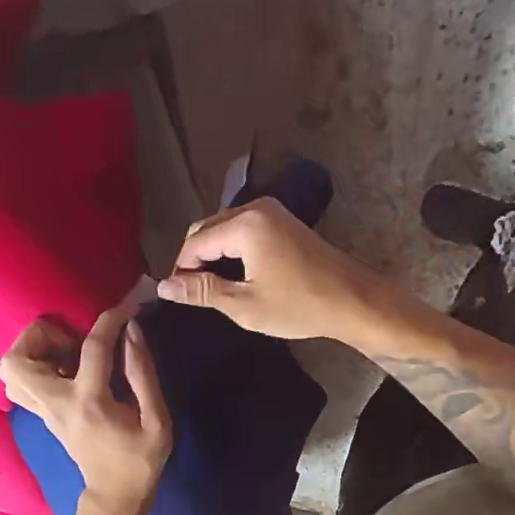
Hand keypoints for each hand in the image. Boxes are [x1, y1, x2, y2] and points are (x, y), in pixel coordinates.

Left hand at [0, 305, 171, 514]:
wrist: (115, 494)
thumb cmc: (140, 459)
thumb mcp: (156, 419)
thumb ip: (143, 372)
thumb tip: (131, 330)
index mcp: (89, 402)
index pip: (92, 347)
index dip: (110, 320)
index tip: (125, 308)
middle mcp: (56, 403)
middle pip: (17, 359)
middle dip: (41, 336)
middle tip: (72, 339)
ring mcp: (43, 412)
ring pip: (10, 371)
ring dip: (33, 351)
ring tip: (64, 353)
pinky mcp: (41, 416)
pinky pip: (19, 384)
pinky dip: (33, 367)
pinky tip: (62, 369)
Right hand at [156, 197, 407, 343]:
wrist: (352, 300)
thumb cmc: (298, 306)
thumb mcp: (244, 305)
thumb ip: (201, 291)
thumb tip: (163, 287)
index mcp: (244, 226)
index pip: (193, 243)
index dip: (180, 271)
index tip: (177, 298)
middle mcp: (255, 208)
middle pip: (205, 229)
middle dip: (193, 260)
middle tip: (192, 294)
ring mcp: (271, 211)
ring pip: (221, 228)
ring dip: (210, 254)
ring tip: (210, 288)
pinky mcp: (281, 220)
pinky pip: (240, 229)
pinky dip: (228, 249)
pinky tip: (232, 275)